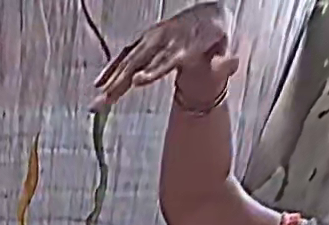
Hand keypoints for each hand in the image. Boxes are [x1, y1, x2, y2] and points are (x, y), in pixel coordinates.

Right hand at [92, 2, 236, 108]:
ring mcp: (152, 39)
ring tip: (97, 102)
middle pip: (139, 63)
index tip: (136, 81)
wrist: (209, 17)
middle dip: (120, 81)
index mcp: (183, 44)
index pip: (165, 60)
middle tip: (104, 101)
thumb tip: (232, 64)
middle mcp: (164, 40)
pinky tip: (98, 85)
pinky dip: (111, 69)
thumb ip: (225, 62)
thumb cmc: (216, 40)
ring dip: (110, 80)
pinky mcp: (144, 42)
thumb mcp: (224, 50)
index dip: (151, 70)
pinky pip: (124, 56)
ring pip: (128, 60)